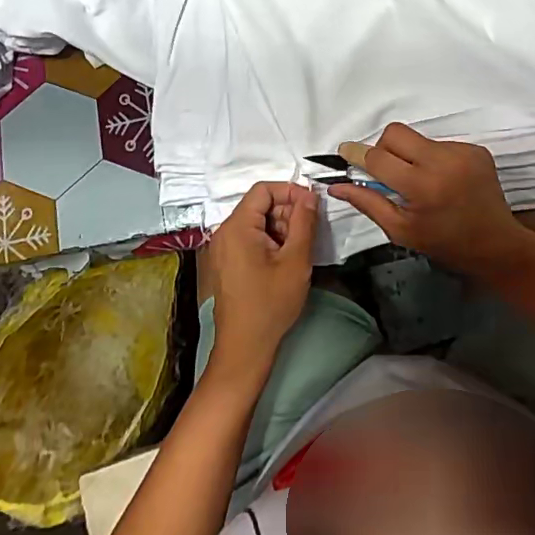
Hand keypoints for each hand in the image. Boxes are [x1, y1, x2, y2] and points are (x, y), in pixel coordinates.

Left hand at [202, 182, 318, 379]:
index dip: (290, 191)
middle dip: (286, 212)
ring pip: (256, 223)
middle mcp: (224, 231)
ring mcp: (222, 247)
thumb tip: (309, 196)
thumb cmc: (271, 303)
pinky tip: (285, 261)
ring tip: (298, 251)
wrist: (245, 344)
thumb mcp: (295, 260)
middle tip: (309, 233)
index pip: (263, 190)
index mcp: (237, 226)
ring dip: (280, 229)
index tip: (313, 205)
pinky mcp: (225, 261)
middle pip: (258, 205)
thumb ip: (303, 222)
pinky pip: (248, 239)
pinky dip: (269, 242)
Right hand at [328, 123, 530, 273]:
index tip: (345, 152)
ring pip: (417, 138)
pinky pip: (438, 143)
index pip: (378, 158)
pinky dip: (431, 158)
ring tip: (420, 181)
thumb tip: (336, 185)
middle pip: (395, 133)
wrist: (498, 245)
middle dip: (383, 148)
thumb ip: (368, 202)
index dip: (357, 154)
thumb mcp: (400, 230)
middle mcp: (444, 162)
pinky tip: (441, 180)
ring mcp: (462, 152)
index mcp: (422, 186)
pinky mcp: (475, 149)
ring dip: (409, 155)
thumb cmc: (444, 243)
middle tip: (388, 172)